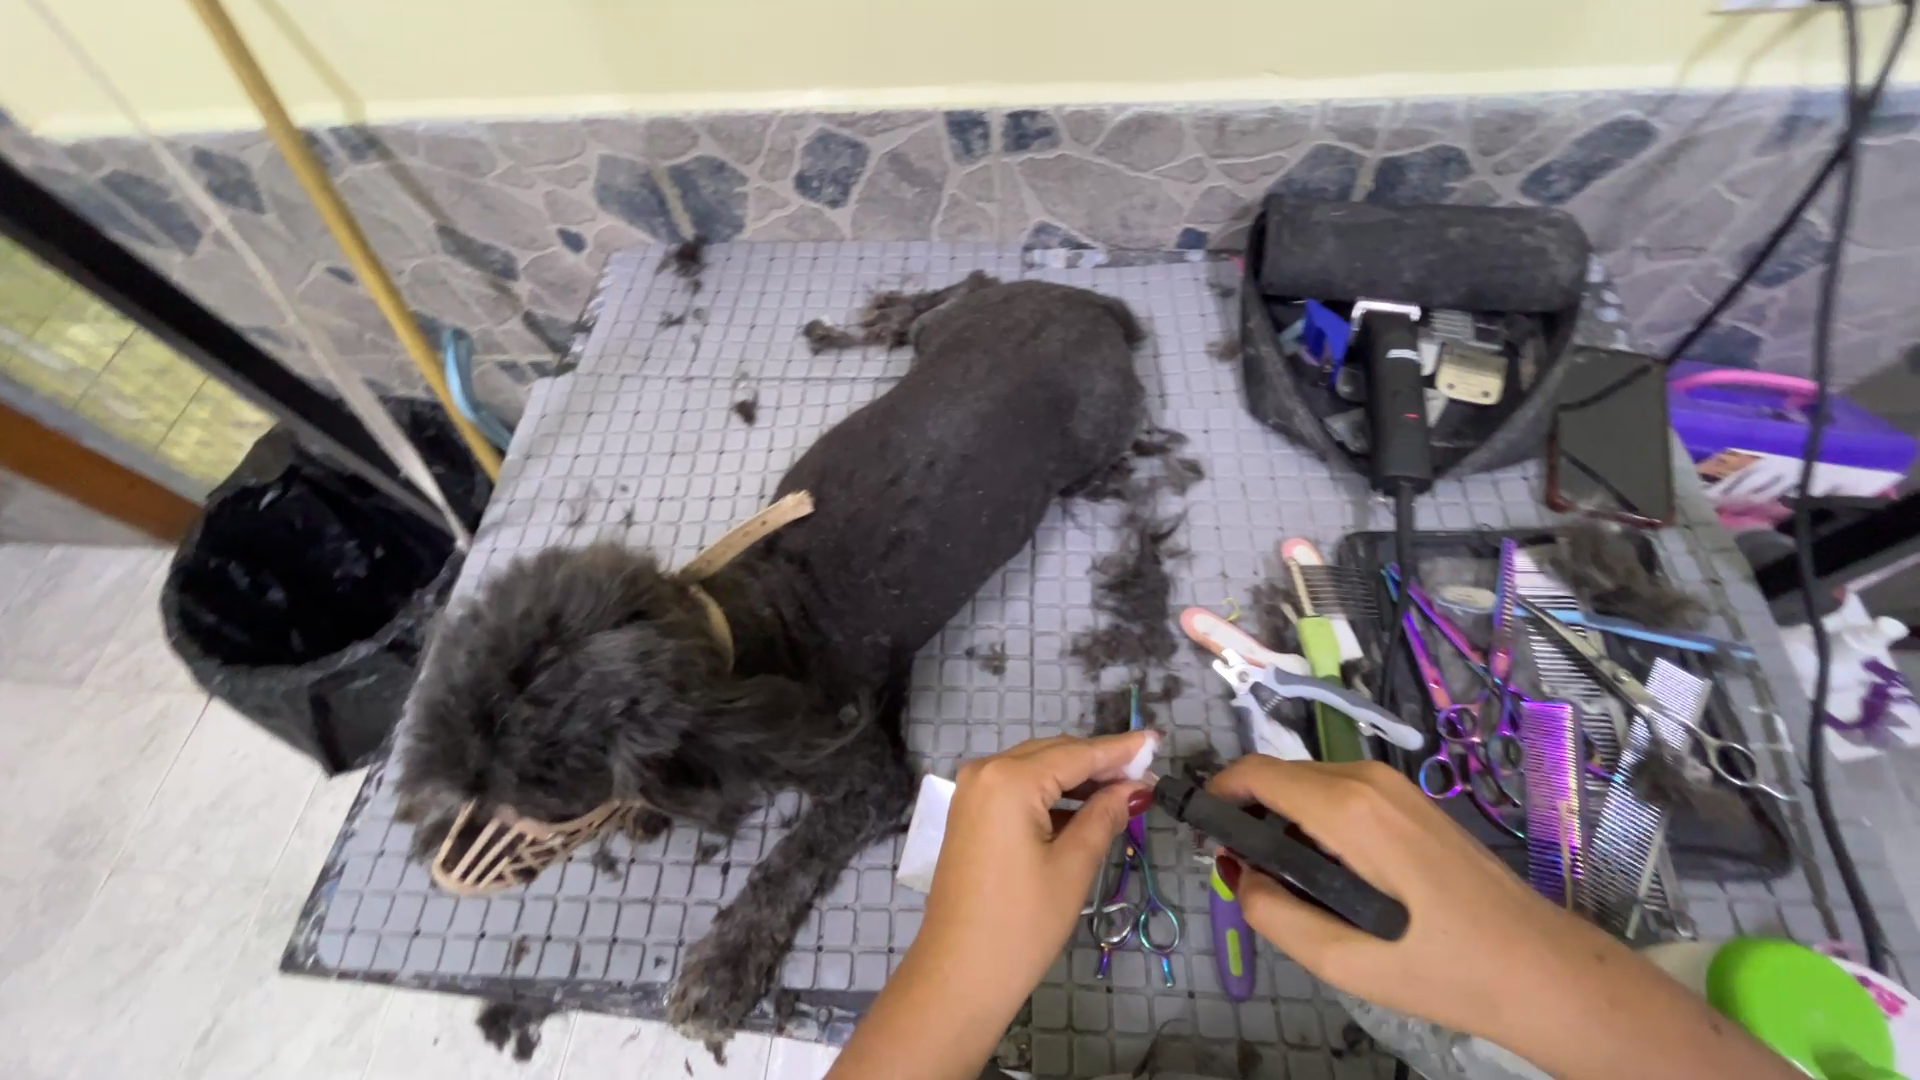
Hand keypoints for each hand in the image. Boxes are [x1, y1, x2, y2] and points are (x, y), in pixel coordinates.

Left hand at [920, 732, 1154, 1002]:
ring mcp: (972, 790)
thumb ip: (1104, 816)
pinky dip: (1050, 792)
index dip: (1119, 749)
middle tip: (1144, 771)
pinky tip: (1082, 806)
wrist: (958, 974)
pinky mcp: (969, 811)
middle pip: (1053, 754)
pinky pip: (1017, 786)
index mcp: (1010, 779)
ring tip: (1122, 788)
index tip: (1155, 740)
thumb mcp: (1071, 866)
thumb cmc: (1021, 924)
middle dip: (1098, 761)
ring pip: (1034, 767)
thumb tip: (1133, 788)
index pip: (1076, 754)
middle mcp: (986, 770)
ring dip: (1075, 777)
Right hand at [1205, 757, 1626, 1043]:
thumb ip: (1271, 913)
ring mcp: (1391, 783)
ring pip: (1307, 782)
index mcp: (1346, 808)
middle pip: (1279, 777)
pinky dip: (1316, 818)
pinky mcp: (1408, 796)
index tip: (1207, 834)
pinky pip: (1337, 790)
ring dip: (1284, 819)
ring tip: (1297, 881)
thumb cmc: (1446, 969)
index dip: (1219, 795)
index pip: (1256, 773)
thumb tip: (1237, 873)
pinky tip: (1336, 872)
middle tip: (1253, 874)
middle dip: (1251, 814)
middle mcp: (1365, 777)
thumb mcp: (1343, 962)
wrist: (1548, 970)